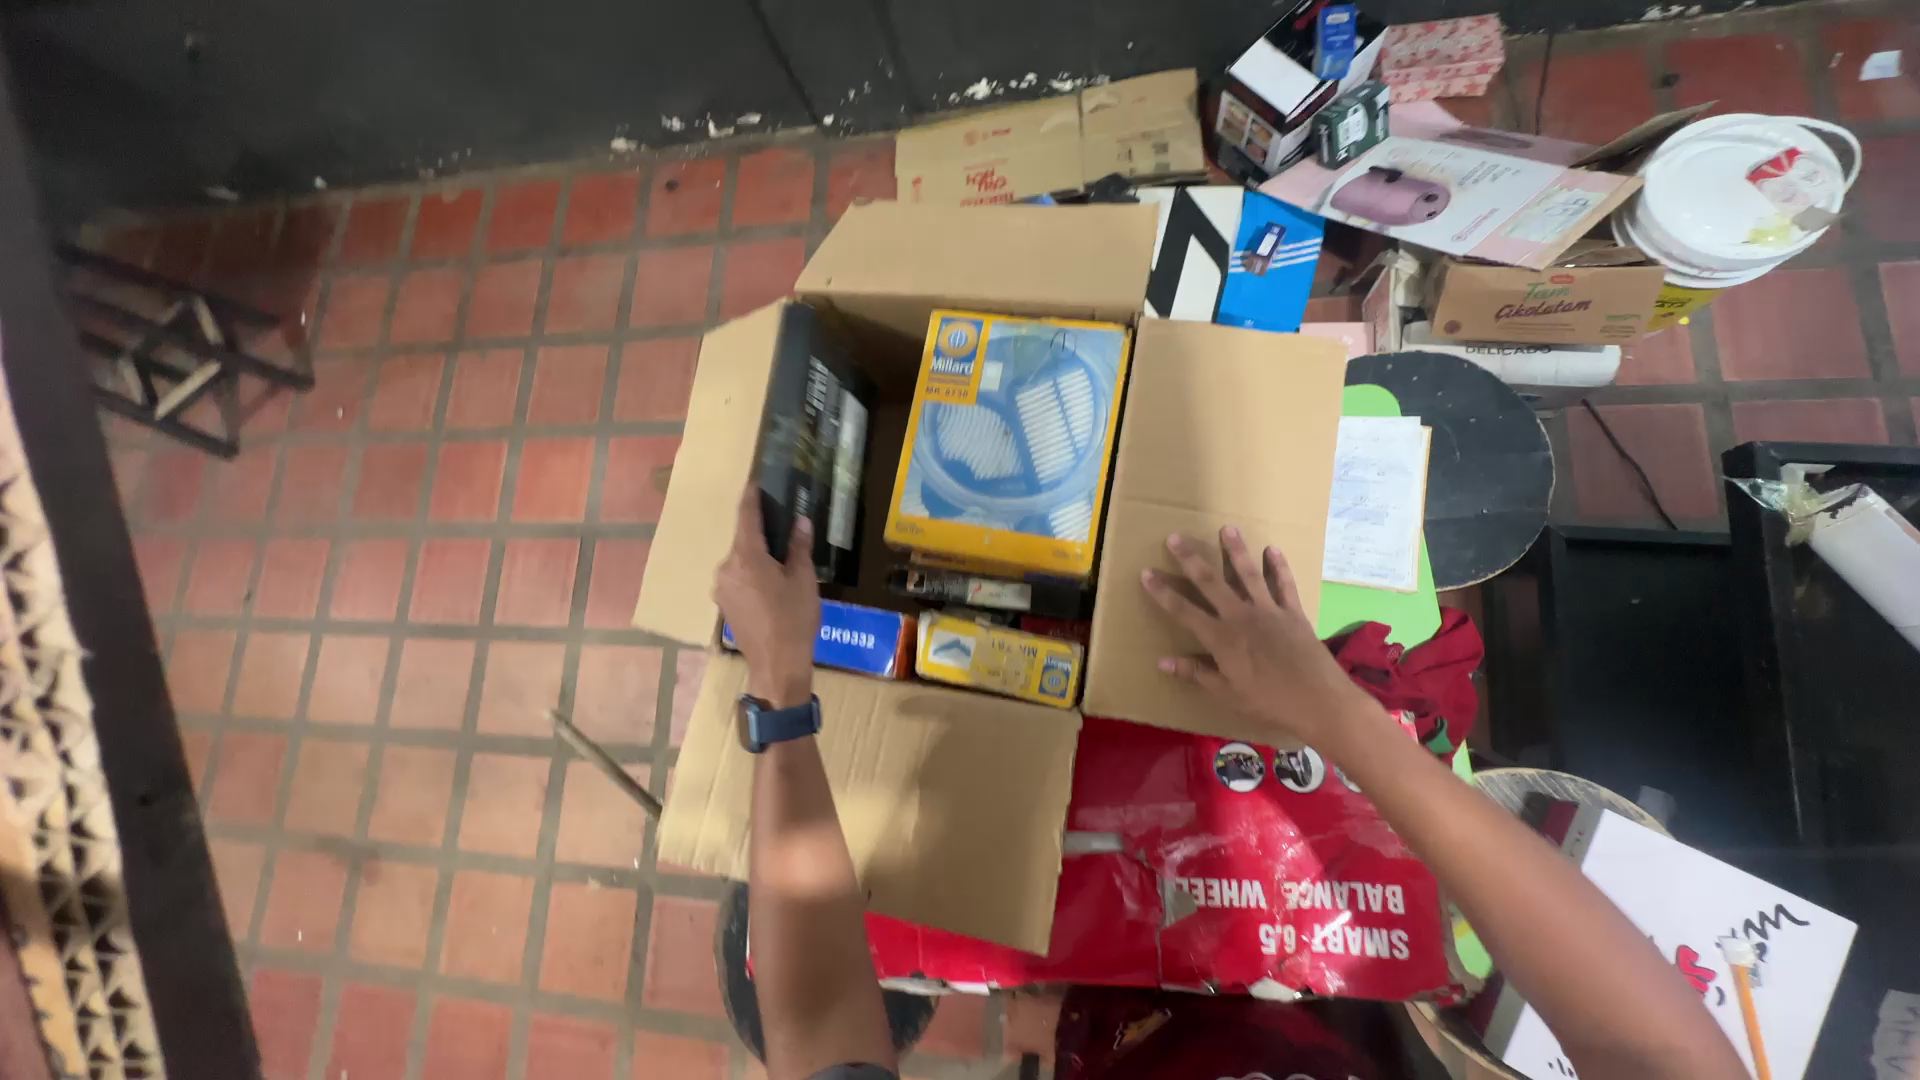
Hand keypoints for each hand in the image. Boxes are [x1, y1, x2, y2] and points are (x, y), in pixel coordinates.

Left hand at [714, 483, 819, 707]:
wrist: (777, 666)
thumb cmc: (794, 620)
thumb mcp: (803, 580)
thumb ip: (798, 547)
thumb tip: (799, 521)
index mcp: (746, 557)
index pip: (746, 516)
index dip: (752, 497)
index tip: (756, 481)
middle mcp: (726, 568)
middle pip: (744, 541)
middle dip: (762, 534)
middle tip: (785, 530)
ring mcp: (721, 588)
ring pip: (741, 562)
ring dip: (758, 558)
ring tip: (783, 563)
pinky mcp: (723, 605)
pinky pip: (738, 579)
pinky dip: (753, 575)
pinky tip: (772, 586)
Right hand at [1141, 527, 1381, 749]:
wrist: (1319, 700)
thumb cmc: (1269, 701)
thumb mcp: (1227, 693)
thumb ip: (1196, 673)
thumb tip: (1162, 661)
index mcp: (1220, 638)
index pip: (1183, 610)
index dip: (1163, 592)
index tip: (1146, 573)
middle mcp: (1240, 616)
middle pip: (1210, 582)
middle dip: (1191, 559)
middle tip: (1176, 537)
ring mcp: (1268, 611)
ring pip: (1247, 574)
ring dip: (1236, 550)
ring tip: (1227, 528)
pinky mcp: (1293, 612)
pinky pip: (1284, 584)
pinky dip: (1279, 566)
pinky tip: (1273, 549)